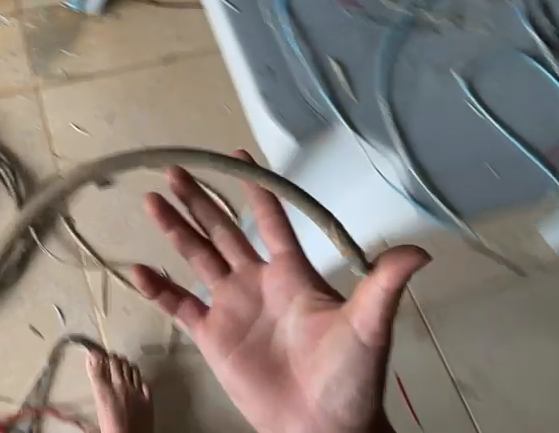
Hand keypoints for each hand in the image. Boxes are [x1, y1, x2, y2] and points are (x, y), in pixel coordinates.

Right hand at [129, 151, 429, 432]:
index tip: (237, 153)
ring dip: (175, 228)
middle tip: (175, 169)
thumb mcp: (369, 327)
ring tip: (151, 201)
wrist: (324, 432)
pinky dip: (158, 288)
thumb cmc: (351, 378)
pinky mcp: (213, 335)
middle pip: (222, 228)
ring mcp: (231, 305)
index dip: (255, 186)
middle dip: (199, 198)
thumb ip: (384, 285)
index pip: (270, 218)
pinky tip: (137, 269)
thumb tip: (421, 251)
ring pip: (196, 255)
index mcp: (290, 271)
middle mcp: (256, 279)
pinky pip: (179, 304)